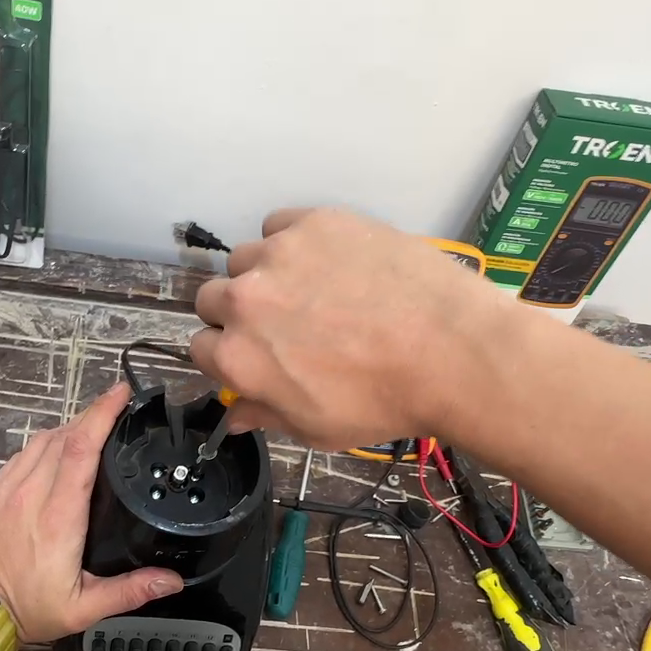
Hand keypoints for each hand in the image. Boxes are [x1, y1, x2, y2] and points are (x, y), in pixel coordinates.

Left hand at [0, 383, 183, 643]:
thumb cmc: (27, 609)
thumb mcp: (84, 609)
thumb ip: (129, 590)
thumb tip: (172, 580)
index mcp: (58, 517)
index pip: (81, 449)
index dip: (102, 414)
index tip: (121, 394)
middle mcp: (30, 494)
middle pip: (63, 435)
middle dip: (91, 415)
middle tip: (117, 407)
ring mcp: (5, 489)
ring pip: (40, 440)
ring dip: (68, 428)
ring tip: (92, 428)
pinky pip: (21, 455)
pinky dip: (44, 445)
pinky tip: (57, 453)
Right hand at [189, 208, 510, 449]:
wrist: (451, 350)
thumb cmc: (382, 400)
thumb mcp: (315, 427)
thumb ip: (264, 415)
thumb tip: (234, 415)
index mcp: (237, 357)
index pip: (200, 348)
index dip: (226, 356)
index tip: (252, 356)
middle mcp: (244, 302)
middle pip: (212, 299)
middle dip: (236, 315)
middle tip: (281, 324)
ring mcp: (279, 255)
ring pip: (245, 260)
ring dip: (263, 276)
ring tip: (308, 289)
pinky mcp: (315, 222)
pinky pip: (280, 225)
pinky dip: (292, 241)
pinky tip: (326, 261)